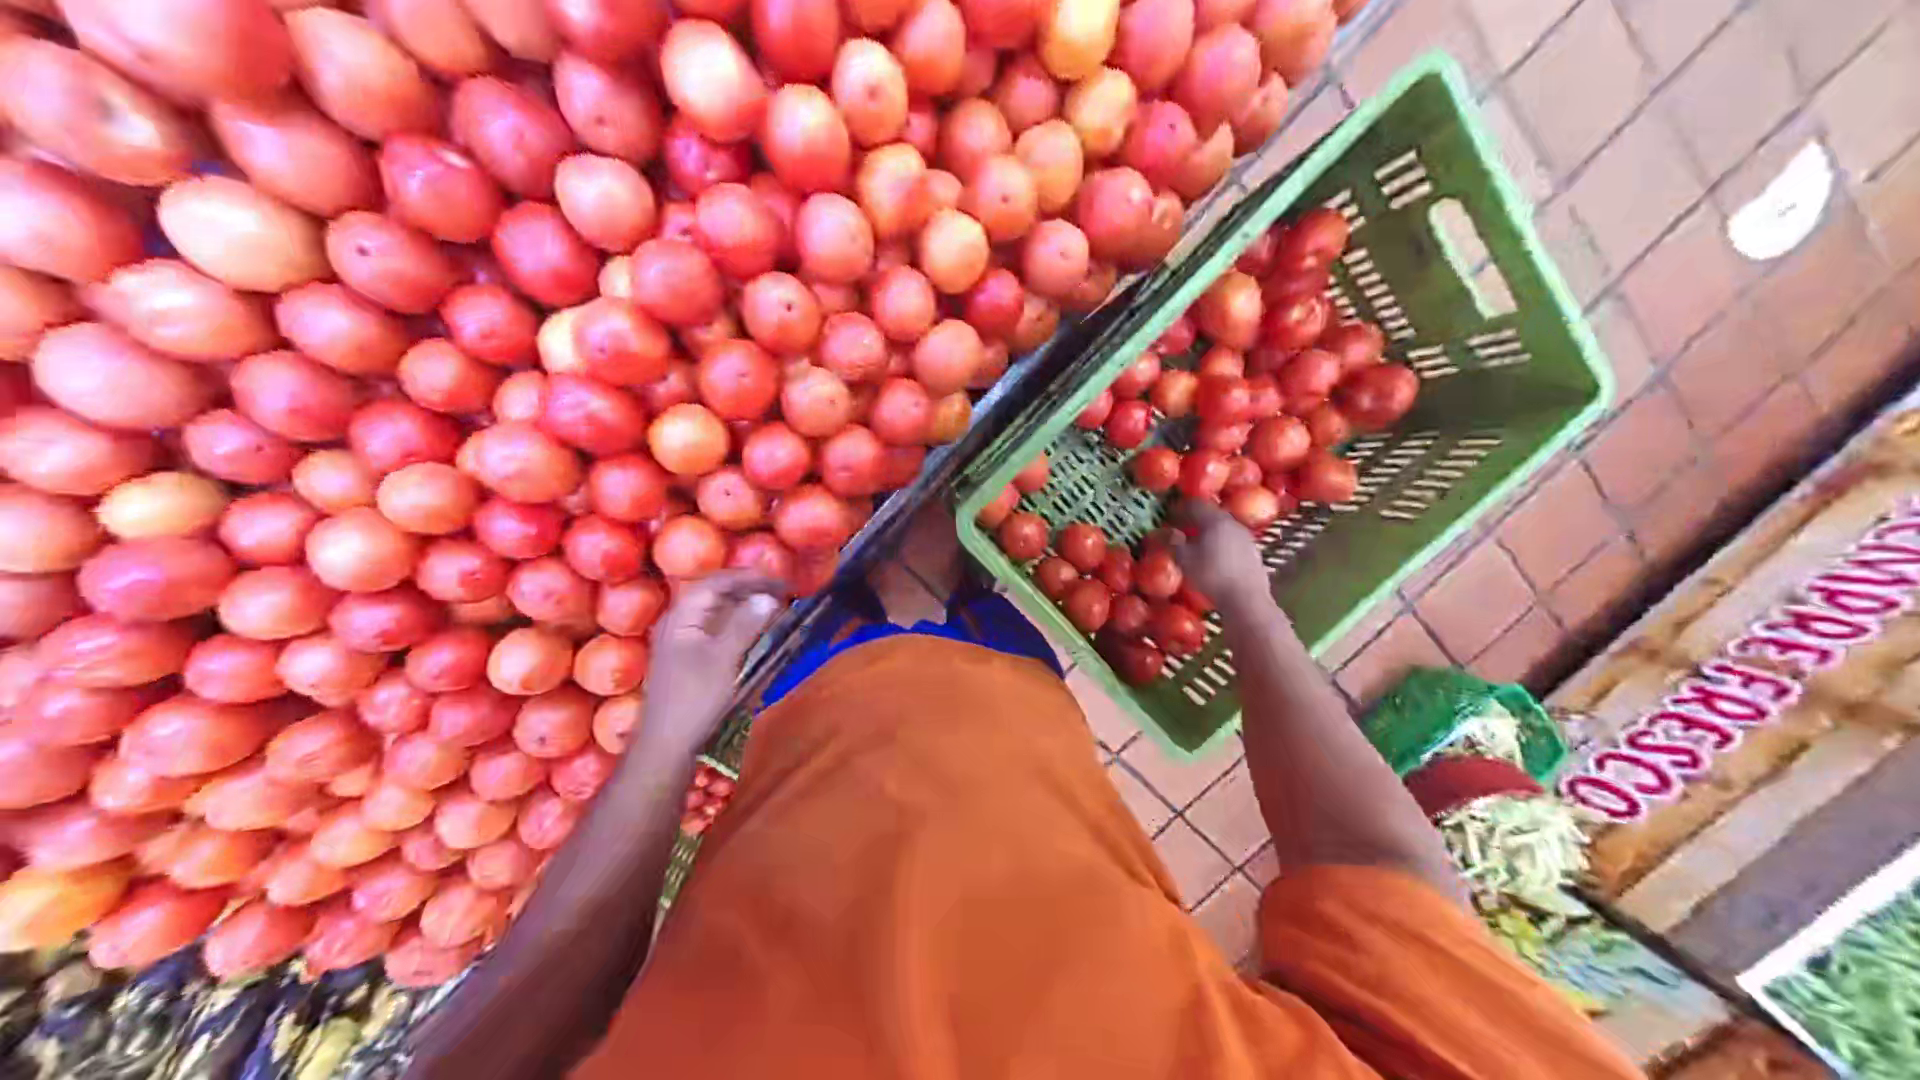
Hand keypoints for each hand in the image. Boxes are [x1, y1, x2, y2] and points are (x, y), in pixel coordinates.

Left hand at [638, 571, 787, 750]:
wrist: (665, 746)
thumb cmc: (694, 700)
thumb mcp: (724, 659)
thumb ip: (745, 625)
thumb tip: (768, 597)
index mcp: (681, 617)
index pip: (716, 581)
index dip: (749, 576)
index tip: (779, 579)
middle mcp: (676, 623)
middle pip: (713, 593)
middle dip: (747, 588)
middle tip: (779, 590)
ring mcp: (678, 641)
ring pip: (714, 611)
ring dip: (742, 605)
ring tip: (771, 606)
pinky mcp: (685, 658)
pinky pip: (713, 628)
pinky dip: (735, 623)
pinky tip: (752, 631)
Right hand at [1167, 498, 1275, 620]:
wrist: (1247, 600)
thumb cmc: (1211, 576)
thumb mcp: (1184, 560)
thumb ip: (1171, 543)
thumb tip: (1160, 533)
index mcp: (1215, 520)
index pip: (1194, 504)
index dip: (1178, 508)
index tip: (1167, 516)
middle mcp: (1233, 523)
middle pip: (1210, 514)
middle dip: (1193, 518)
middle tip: (1178, 528)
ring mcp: (1246, 537)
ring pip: (1222, 527)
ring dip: (1207, 531)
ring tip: (1194, 544)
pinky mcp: (1253, 553)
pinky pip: (1231, 540)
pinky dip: (1219, 543)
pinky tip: (1213, 558)